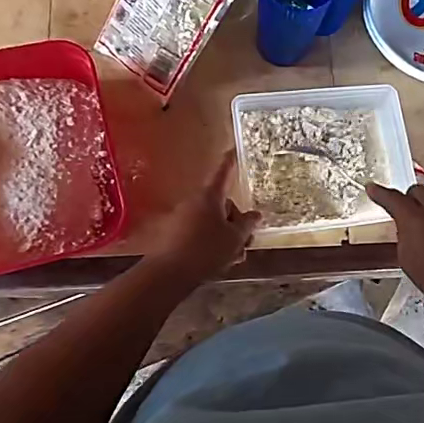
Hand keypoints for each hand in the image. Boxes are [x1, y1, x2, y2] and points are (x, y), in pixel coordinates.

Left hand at [149, 152, 260, 283]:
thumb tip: (255, 215)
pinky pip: (198, 233)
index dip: (231, 162)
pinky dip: (210, 243)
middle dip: (234, 222)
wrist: (168, 273)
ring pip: (210, 222)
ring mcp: (181, 218)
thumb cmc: (206, 250)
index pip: (223, 173)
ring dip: (224, 236)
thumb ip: (247, 225)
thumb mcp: (235, 239)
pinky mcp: (172, 234)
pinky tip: (217, 262)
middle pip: (220, 205)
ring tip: (233, 257)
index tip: (233, 149)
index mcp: (209, 197)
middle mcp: (193, 202)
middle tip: (245, 242)